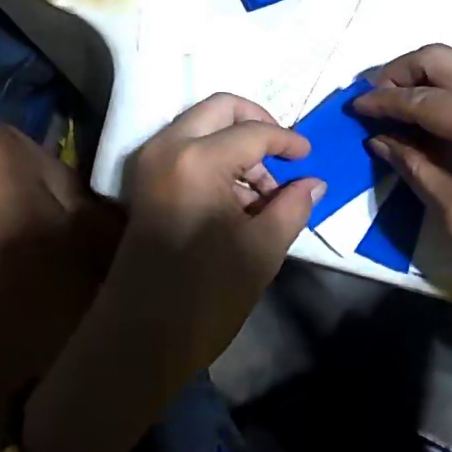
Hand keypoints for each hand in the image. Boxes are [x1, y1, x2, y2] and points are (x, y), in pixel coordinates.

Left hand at [112, 94, 324, 372]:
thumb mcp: (261, 250)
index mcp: (197, 160)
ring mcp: (150, 163)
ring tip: (263, 190)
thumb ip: (292, 205)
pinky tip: (238, 196)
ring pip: (202, 125)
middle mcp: (168, 148)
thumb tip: (314, 182)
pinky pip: (186, 147)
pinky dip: (215, 156)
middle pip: (220, 107)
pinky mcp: (144, 182)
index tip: (309, 155)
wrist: (136, 343)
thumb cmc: (205, 296)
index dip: (288, 141)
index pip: (254, 133)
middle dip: (256, 121)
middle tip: (282, 152)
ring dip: (236, 143)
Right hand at [352, 45, 451, 347]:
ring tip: (399, 114)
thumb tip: (379, 137)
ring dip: (430, 83)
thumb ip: (418, 168)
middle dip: (404, 73)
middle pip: (450, 60)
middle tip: (373, 99)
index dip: (385, 101)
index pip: (429, 97)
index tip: (352, 106)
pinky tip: (437, 126)